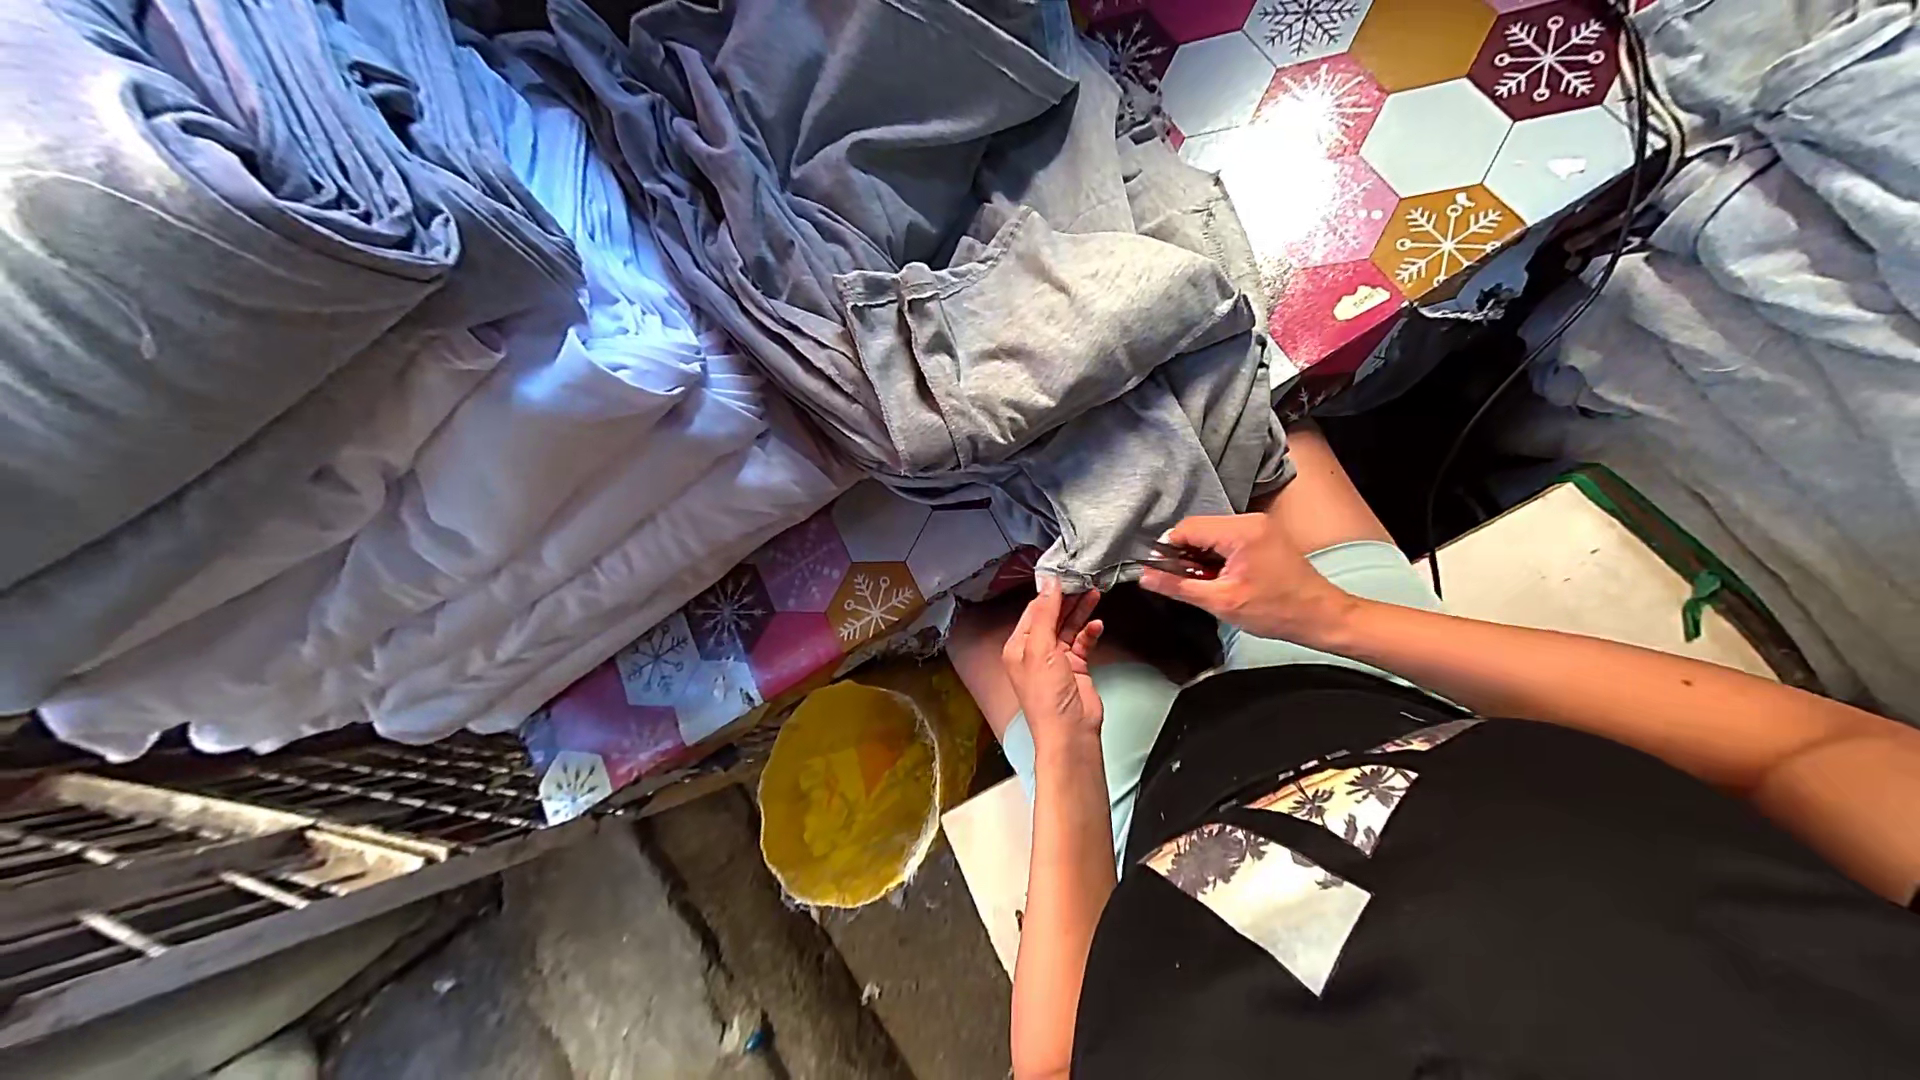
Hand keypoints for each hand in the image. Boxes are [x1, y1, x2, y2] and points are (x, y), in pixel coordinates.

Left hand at [1001, 579, 1104, 747]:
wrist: (1069, 731)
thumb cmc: (1047, 697)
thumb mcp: (1040, 649)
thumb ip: (1045, 614)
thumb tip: (1049, 585)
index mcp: (1018, 646)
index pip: (1033, 611)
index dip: (1048, 593)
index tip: (1064, 575)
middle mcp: (1035, 650)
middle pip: (1052, 616)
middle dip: (1067, 599)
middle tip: (1083, 581)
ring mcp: (1056, 659)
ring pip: (1068, 626)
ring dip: (1080, 611)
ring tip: (1094, 593)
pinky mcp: (1075, 667)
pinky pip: (1082, 642)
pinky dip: (1090, 632)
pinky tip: (1097, 624)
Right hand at [1138, 514, 1358, 645]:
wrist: (1321, 616)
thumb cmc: (1276, 611)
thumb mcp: (1220, 602)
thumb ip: (1178, 586)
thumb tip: (1144, 577)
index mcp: (1240, 532)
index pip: (1186, 528)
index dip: (1167, 550)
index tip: (1162, 573)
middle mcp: (1249, 520)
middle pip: (1197, 529)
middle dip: (1185, 555)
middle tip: (1187, 582)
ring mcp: (1258, 525)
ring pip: (1209, 534)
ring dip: (1200, 557)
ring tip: (1207, 583)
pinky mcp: (1262, 534)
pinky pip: (1225, 538)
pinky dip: (1215, 556)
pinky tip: (1220, 577)